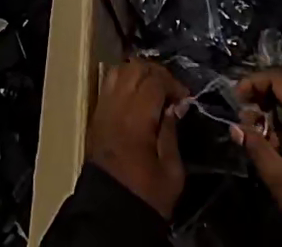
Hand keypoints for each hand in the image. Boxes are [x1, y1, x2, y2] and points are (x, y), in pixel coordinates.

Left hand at [87, 58, 189, 218]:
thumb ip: (172, 132)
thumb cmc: (146, 195)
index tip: (185, 98)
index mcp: (136, 117)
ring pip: (119, 70)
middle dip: (157, 73)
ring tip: (154, 89)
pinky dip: (124, 80)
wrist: (110, 213)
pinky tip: (137, 96)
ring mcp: (102, 107)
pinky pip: (109, 83)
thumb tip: (174, 106)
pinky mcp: (96, 114)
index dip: (173, 83)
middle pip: (135, 67)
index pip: (154, 80)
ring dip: (138, 73)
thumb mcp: (171, 171)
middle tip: (171, 90)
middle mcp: (116, 105)